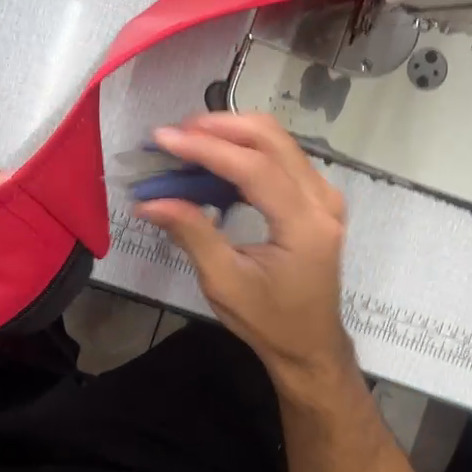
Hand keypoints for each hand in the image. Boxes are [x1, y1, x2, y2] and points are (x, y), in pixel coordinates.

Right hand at [135, 113, 357, 401]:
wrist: (309, 344)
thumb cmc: (268, 320)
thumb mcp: (223, 282)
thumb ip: (191, 233)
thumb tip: (149, 201)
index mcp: (304, 224)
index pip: (254, 167)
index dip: (206, 148)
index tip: (163, 139)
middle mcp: (321, 200)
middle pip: (270, 138)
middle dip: (217, 127)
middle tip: (173, 134)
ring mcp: (322, 195)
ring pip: (275, 141)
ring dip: (228, 134)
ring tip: (184, 143)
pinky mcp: (314, 198)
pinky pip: (278, 157)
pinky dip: (241, 150)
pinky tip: (209, 161)